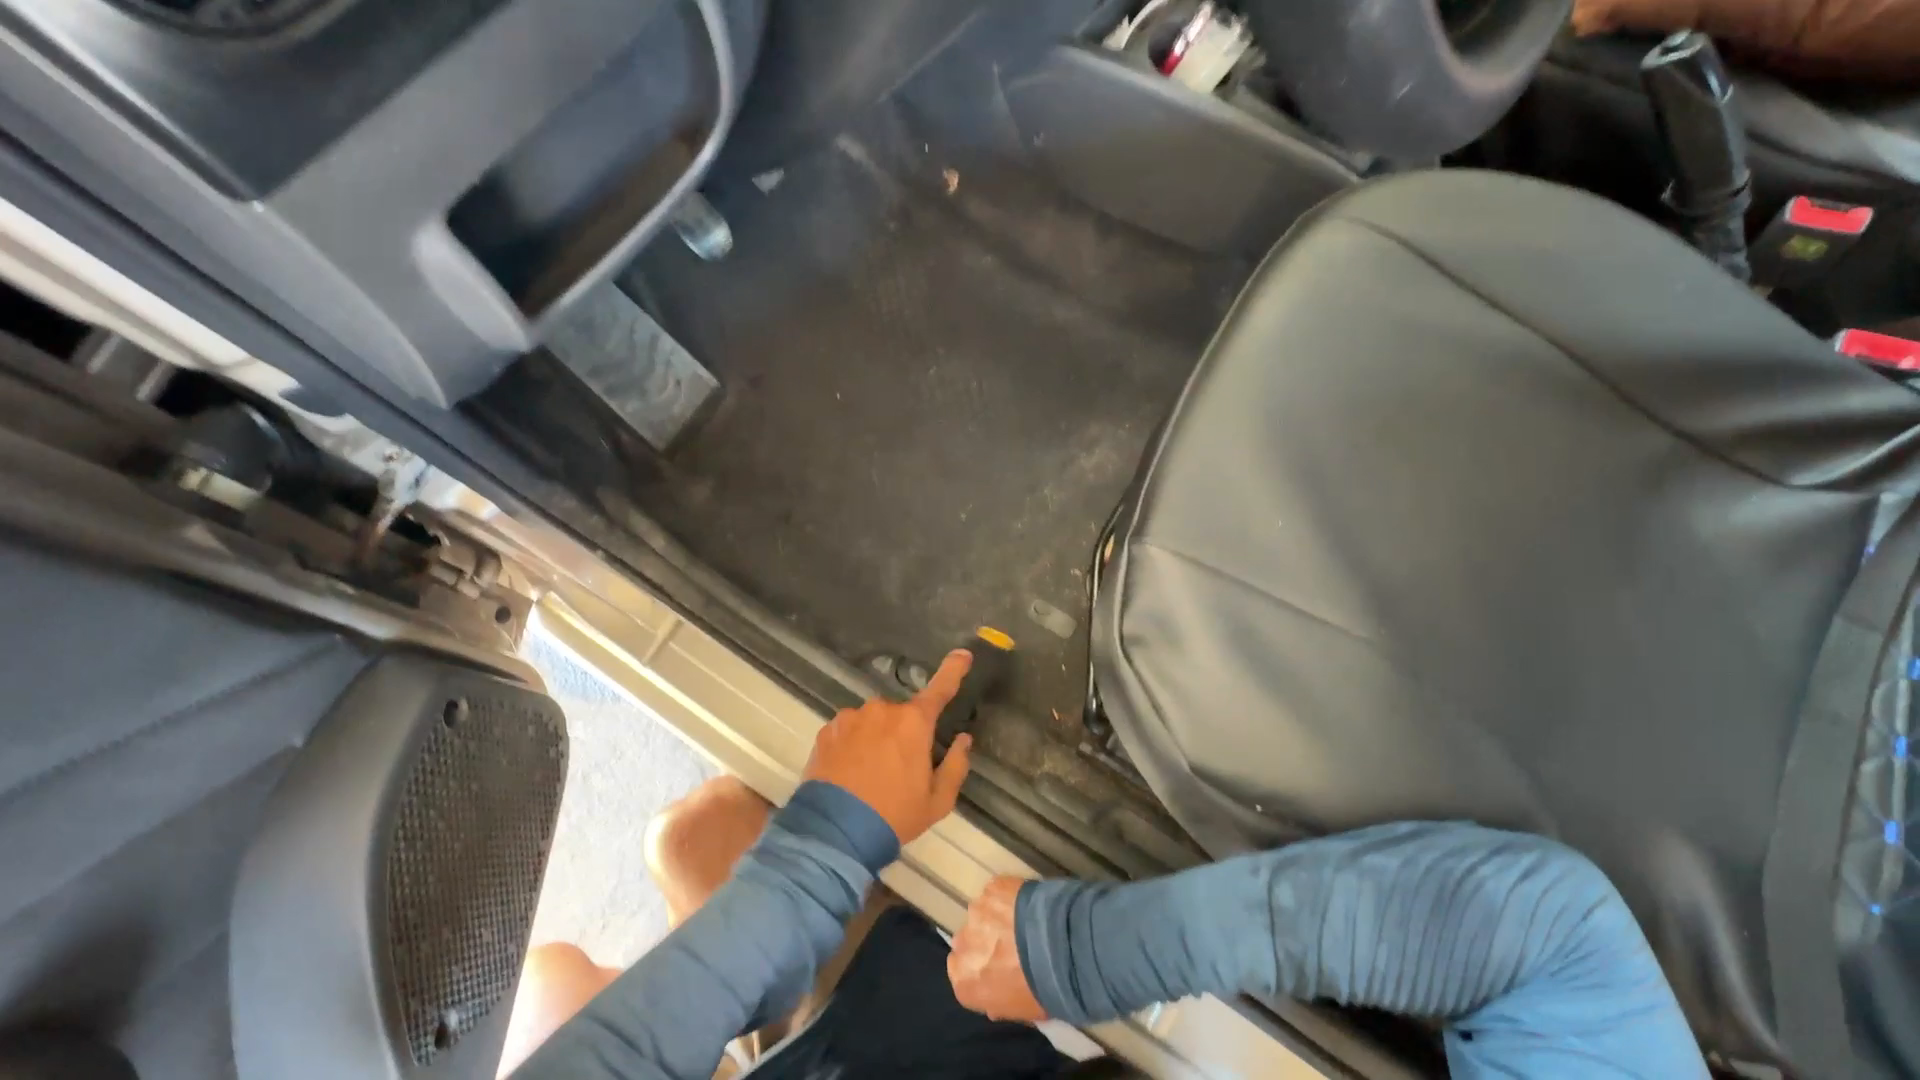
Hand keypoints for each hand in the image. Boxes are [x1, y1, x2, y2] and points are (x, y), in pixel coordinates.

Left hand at [801, 649, 974, 845]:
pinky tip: (850, 774)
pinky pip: (848, 732)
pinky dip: (853, 746)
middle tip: (900, 771)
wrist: (834, 833)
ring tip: (870, 777)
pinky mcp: (826, 731)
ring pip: (872, 723)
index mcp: (914, 723)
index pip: (940, 689)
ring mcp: (850, 718)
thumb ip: (955, 766)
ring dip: (876, 739)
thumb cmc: (894, 815)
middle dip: (904, 734)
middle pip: (901, 716)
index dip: (953, 670)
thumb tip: (963, 740)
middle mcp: (882, 710)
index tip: (963, 654)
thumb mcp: (937, 801)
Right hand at [948, 875, 1046, 1022]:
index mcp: (964, 982)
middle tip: (1011, 946)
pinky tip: (1028, 905)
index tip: (998, 969)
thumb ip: (999, 1003)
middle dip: (984, 943)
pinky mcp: (992, 888)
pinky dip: (1009, 898)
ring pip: (982, 915)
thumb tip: (994, 1002)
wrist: (1060, 950)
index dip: (980, 970)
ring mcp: (976, 912)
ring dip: (997, 919)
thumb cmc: (1039, 990)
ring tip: (1024, 923)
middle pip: (968, 942)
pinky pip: (998, 893)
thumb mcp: (1020, 1011)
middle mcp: (963, 945)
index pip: (962, 975)